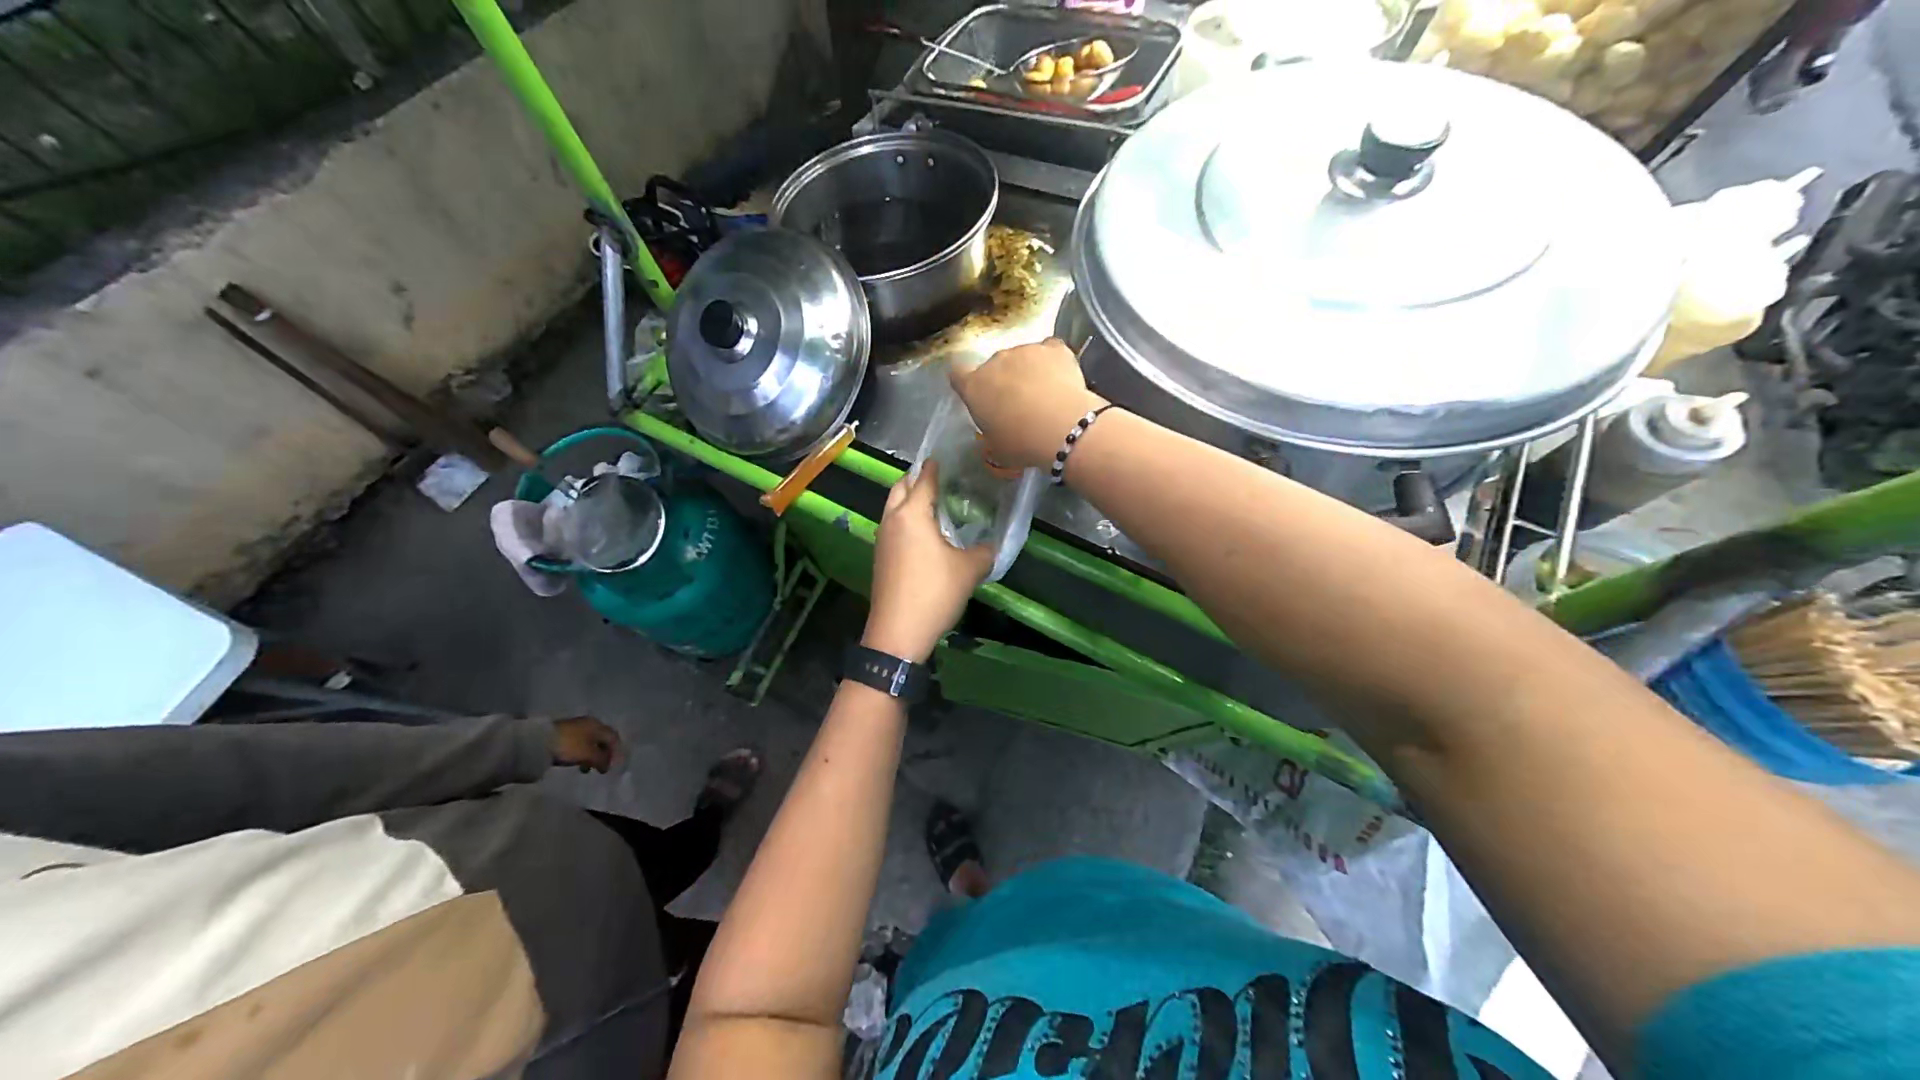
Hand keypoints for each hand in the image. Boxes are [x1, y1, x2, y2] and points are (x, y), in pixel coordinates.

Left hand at [550, 716, 619, 772]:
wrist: (540, 741)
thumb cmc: (570, 746)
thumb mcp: (589, 755)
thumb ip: (601, 760)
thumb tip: (607, 766)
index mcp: (598, 725)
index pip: (613, 738)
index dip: (616, 752)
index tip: (612, 766)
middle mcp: (590, 723)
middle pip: (602, 739)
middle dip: (604, 754)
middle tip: (601, 767)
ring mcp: (576, 726)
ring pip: (591, 742)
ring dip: (592, 755)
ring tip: (586, 768)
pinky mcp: (565, 732)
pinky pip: (580, 743)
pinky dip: (582, 753)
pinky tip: (577, 761)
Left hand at [864, 461, 995, 663]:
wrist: (898, 632)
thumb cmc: (934, 593)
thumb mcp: (970, 570)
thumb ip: (985, 550)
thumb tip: (993, 543)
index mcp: (912, 514)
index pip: (925, 478)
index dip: (937, 466)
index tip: (951, 457)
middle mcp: (892, 519)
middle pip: (901, 487)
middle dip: (919, 478)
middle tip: (943, 478)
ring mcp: (882, 539)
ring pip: (893, 507)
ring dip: (910, 499)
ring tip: (936, 502)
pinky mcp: (881, 557)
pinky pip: (893, 526)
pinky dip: (906, 519)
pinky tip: (925, 532)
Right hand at [950, 338, 1104, 469]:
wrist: (1063, 430)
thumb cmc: (1022, 444)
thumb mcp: (996, 447)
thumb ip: (990, 430)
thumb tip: (997, 427)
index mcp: (974, 387)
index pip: (958, 375)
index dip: (967, 383)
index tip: (979, 395)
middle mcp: (996, 361)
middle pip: (995, 366)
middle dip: (1004, 380)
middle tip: (1019, 404)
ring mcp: (1025, 350)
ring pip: (1023, 357)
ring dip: (1029, 371)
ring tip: (1046, 394)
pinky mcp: (1053, 348)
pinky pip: (1049, 350)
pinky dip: (1053, 361)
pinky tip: (1060, 378)